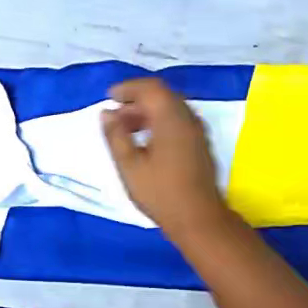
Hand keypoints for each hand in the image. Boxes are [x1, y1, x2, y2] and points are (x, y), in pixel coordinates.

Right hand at [102, 77, 233, 241]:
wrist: (198, 218)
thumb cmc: (160, 192)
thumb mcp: (129, 165)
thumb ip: (116, 136)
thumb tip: (107, 113)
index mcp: (171, 118)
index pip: (150, 88)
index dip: (128, 88)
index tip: (109, 97)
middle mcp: (188, 118)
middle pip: (162, 96)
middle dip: (136, 101)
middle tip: (115, 116)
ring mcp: (197, 131)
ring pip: (171, 109)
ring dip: (147, 113)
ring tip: (126, 131)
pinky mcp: (200, 145)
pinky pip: (178, 122)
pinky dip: (159, 123)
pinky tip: (146, 143)